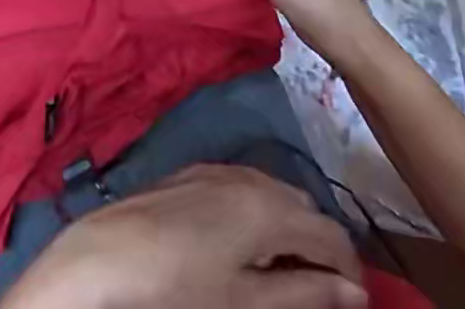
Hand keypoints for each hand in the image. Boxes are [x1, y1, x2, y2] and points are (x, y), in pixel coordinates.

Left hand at [0, 164, 365, 308]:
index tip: (354, 299)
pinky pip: (245, 185)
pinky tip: (243, 238)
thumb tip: (353, 292)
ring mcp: (220, 170)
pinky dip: (258, 210)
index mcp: (269, 208)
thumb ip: (304, 292)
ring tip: (282, 266)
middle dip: (318, 244)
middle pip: (304, 207)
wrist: (110, 252)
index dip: (349, 267)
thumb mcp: (247, 299)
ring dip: (288, 224)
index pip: (330, 233)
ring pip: (274, 192)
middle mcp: (251, 178)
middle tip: (319, 286)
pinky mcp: (195, 172)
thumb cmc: (182, 284)